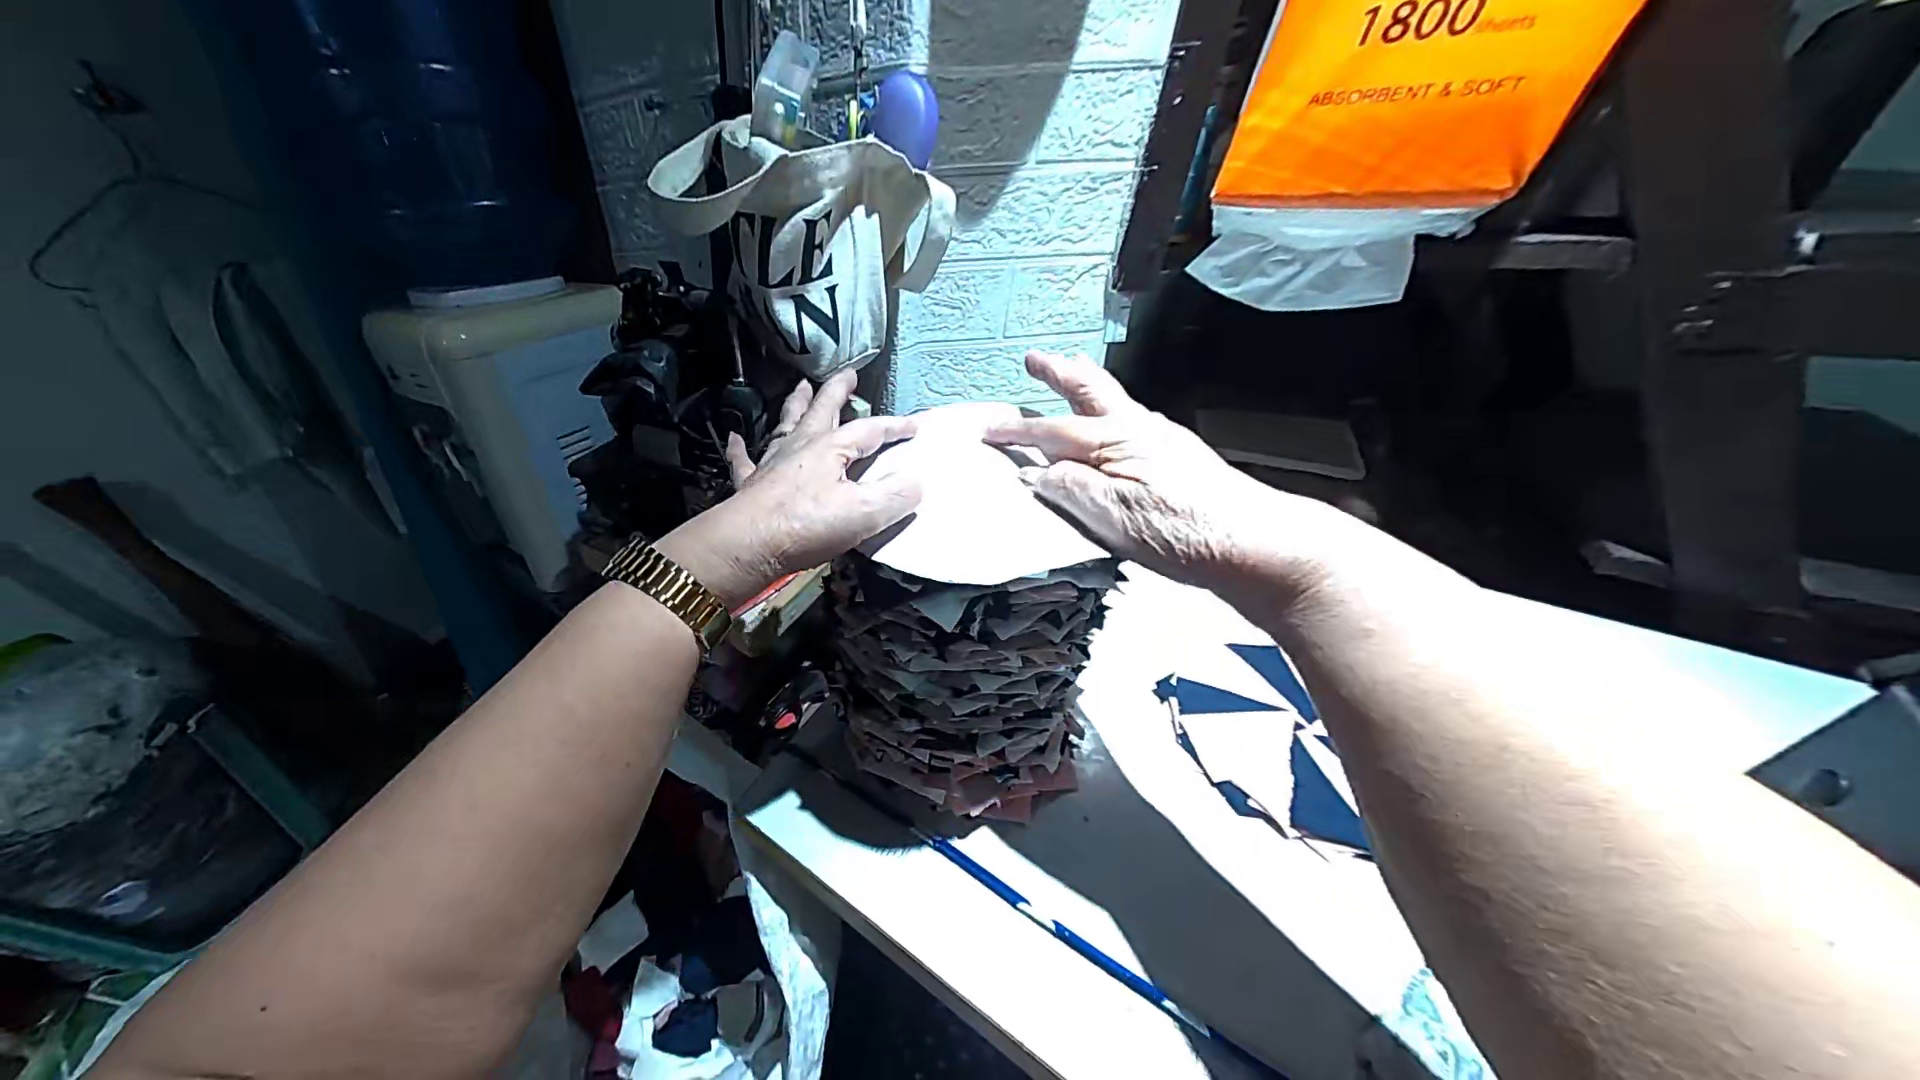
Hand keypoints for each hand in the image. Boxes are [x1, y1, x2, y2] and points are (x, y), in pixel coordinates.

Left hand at [655, 370, 919, 607]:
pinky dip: (740, 447)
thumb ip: (895, 496)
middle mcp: (801, 446)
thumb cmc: (808, 525)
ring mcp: (772, 462)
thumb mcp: (865, 513)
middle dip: (838, 392)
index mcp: (831, 448)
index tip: (914, 425)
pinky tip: (734, 438)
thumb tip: (916, 482)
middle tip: (848, 375)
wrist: (749, 545)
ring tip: (801, 388)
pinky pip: (743, 459)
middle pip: (822, 410)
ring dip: (796, 405)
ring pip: (786, 424)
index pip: (870, 430)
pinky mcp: (751, 483)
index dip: (895, 426)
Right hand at [982, 352, 1350, 595]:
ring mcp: (1163, 440)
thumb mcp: (1115, 518)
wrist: (1255, 542)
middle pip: (1090, 393)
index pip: (1051, 434)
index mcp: (1115, 442)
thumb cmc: (1186, 532)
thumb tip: (1039, 475)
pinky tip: (1119, 424)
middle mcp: (1139, 430)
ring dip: (1088, 385)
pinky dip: (1114, 412)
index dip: (1016, 433)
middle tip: (1037, 359)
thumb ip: (1073, 490)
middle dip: (1059, 375)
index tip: (988, 431)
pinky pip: (1134, 420)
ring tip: (1074, 371)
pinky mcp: (1179, 457)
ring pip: (1115, 403)